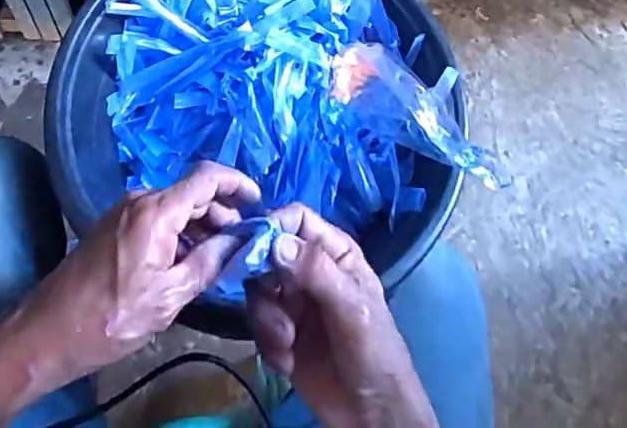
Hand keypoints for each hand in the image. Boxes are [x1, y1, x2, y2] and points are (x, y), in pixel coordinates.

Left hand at [16, 162, 260, 382]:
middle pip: (193, 192)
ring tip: (220, 254)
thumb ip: (209, 263)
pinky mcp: (117, 223)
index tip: (258, 200)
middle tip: (242, 240)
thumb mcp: (168, 298)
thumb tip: (239, 241)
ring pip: (177, 205)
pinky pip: (159, 216)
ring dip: (202, 224)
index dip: (238, 183)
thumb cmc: (111, 318)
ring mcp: (127, 209)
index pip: (207, 177)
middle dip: (223, 211)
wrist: (48, 332)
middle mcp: (142, 199)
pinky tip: (189, 258)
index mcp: (157, 211)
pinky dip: (180, 230)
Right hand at [245, 205, 436, 427]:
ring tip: (286, 343)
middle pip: (268, 251)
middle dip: (263, 281)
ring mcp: (293, 299)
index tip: (253, 250)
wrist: (372, 415)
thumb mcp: (351, 307)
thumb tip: (274, 240)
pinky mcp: (280, 330)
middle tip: (271, 309)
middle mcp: (309, 267)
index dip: (272, 227)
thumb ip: (315, 270)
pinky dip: (268, 342)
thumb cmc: (373, 350)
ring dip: (266, 319)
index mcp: (333, 251)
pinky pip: (257, 322)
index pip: (295, 219)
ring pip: (258, 288)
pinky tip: (288, 362)